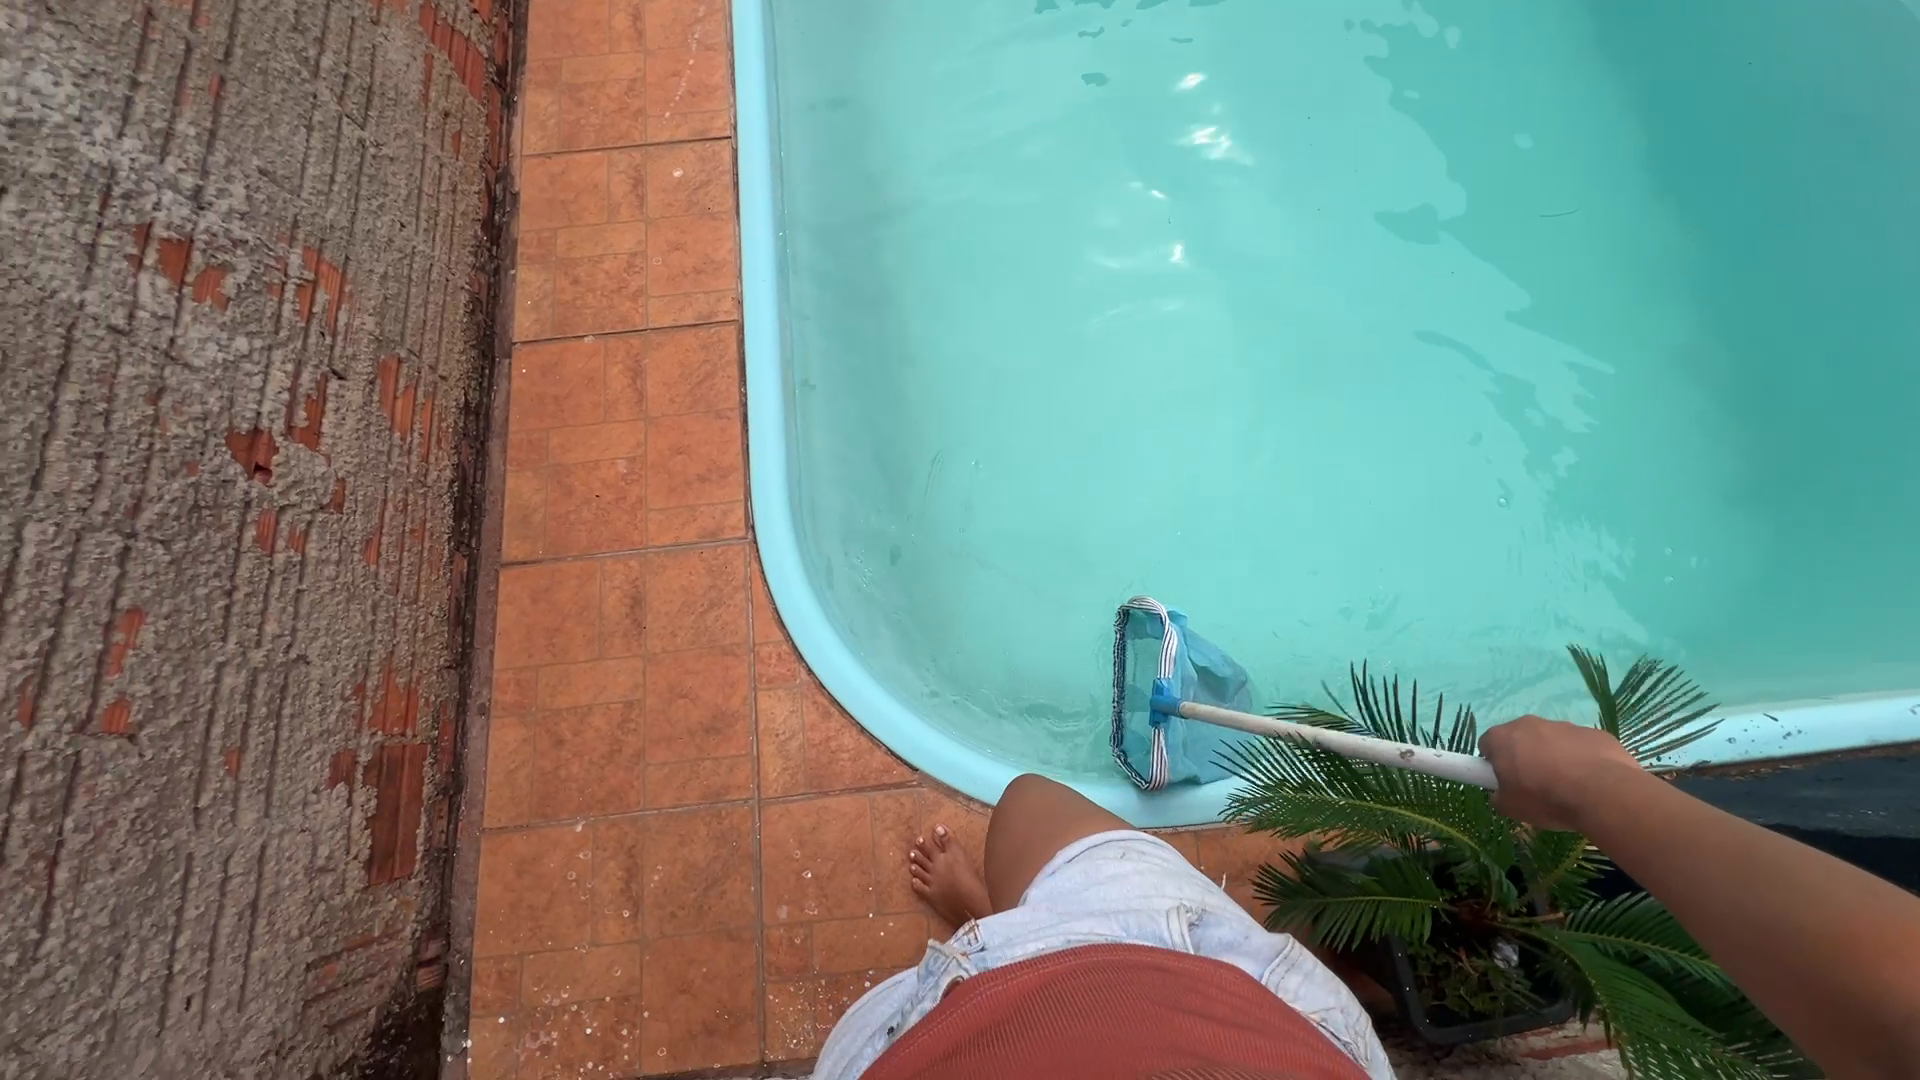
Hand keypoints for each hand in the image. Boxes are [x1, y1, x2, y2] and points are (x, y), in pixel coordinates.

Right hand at [1478, 715, 1648, 831]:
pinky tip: (1594, 783)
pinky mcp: (1597, 734)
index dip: (1495, 764)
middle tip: (1538, 786)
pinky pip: (1584, 747)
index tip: (1507, 782)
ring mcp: (1566, 726)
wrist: (1605, 795)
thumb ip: (1499, 796)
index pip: (1488, 745)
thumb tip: (1502, 793)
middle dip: (1527, 758)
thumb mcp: (1510, 807)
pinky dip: (1585, 761)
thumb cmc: (1547, 799)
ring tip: (1572, 787)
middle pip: (1522, 739)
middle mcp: (1529, 724)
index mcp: (1501, 737)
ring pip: (1555, 741)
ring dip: (1557, 758)